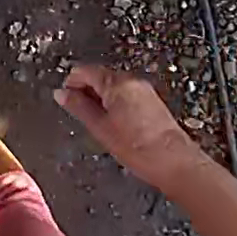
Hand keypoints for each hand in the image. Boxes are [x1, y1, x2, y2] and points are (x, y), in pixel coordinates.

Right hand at [55, 63, 206, 186]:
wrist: (176, 164)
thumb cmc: (139, 149)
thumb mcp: (100, 127)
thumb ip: (78, 106)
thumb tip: (61, 93)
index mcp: (116, 82)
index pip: (83, 71)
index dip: (71, 84)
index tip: (66, 98)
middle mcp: (131, 80)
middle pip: (98, 76)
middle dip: (86, 91)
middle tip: (81, 114)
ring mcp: (143, 89)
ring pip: (112, 86)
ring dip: (101, 98)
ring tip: (99, 123)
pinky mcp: (152, 100)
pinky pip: (126, 94)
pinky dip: (116, 104)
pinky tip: (117, 124)